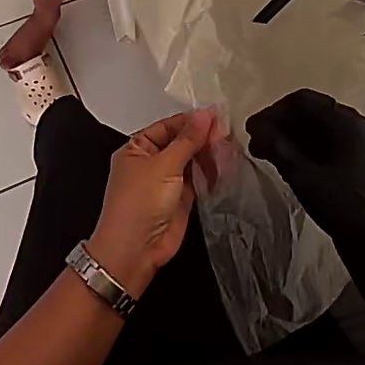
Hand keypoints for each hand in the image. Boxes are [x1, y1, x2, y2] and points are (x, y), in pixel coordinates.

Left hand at [87, 108, 216, 296]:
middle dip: (203, 138)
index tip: (216, 116)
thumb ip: (188, 140)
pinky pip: (199, 179)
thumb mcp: (164, 166)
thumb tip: (205, 114)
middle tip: (226, 134)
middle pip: (182, 142)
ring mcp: (166, 180)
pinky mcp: (181, 197)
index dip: (191, 121)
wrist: (136, 250)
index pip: (168, 126)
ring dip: (209, 155)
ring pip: (192, 160)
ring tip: (229, 150)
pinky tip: (225, 167)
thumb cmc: (137, 205)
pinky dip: (211, 172)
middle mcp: (151, 162)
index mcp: (137, 148)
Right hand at [247, 90, 364, 347]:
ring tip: (269, 159)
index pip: (305, 101)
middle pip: (316, 114)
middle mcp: (363, 130)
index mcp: (351, 124)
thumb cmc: (348, 210)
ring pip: (325, 133)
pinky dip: (311, 154)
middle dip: (283, 126)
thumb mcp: (307, 178)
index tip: (251, 131)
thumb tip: (258, 128)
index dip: (273, 111)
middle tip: (256, 146)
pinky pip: (335, 150)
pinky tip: (294, 171)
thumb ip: (279, 149)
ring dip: (295, 141)